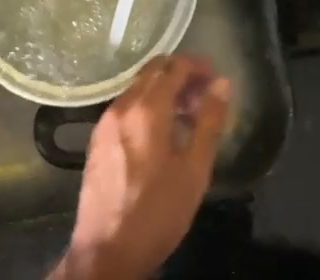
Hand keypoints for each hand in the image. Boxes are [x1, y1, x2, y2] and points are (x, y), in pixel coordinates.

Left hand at [53, 55, 231, 279]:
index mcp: (146, 109)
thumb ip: (209, 122)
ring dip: (163, 91)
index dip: (197, 66)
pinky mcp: (97, 140)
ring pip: (137, 89)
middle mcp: (121, 106)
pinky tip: (161, 133)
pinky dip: (146, 106)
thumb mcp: (194, 170)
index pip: (173, 67)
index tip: (215, 78)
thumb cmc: (157, 212)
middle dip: (180, 75)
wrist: (106, 252)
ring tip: (188, 116)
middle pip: (152, 72)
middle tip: (204, 95)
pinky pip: (125, 107)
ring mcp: (105, 122)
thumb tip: (222, 84)